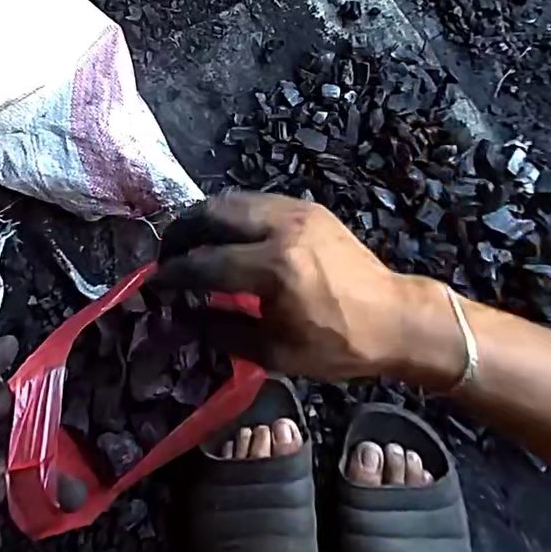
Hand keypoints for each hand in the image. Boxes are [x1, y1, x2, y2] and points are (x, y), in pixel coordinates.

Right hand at [157, 191, 450, 380]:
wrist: (395, 316)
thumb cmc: (339, 344)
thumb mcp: (276, 352)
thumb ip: (222, 330)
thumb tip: (182, 317)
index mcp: (275, 267)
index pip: (206, 262)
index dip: (173, 274)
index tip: (154, 283)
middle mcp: (282, 227)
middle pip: (212, 213)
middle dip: (180, 232)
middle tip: (168, 255)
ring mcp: (297, 210)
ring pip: (233, 199)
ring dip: (205, 219)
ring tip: (192, 243)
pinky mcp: (308, 207)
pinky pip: (257, 200)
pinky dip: (232, 214)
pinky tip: (228, 235)